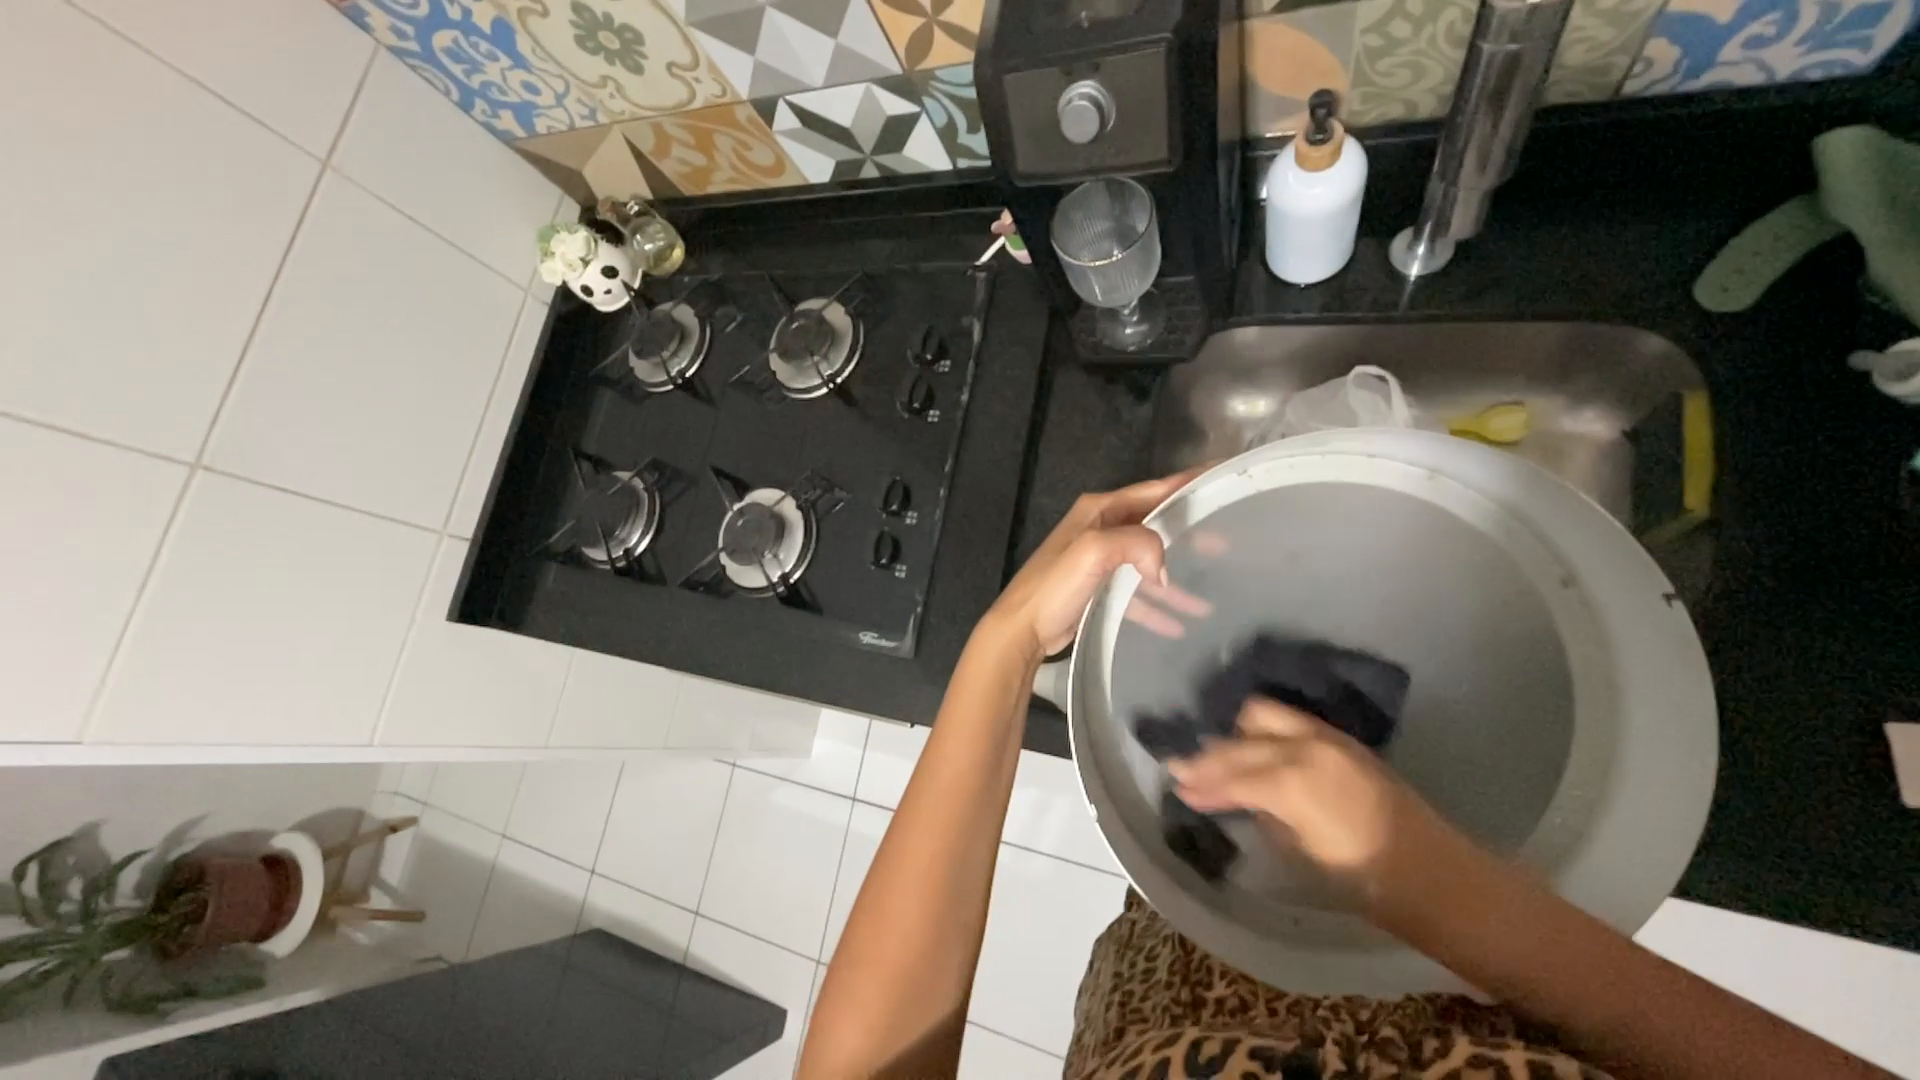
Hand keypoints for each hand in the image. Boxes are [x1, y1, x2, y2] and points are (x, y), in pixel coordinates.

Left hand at [983, 468, 1209, 660]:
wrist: (1020, 629)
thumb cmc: (1053, 587)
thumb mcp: (1093, 552)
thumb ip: (1135, 544)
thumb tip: (1163, 567)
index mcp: (1099, 511)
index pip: (1154, 489)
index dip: (1188, 483)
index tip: (1222, 479)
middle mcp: (1100, 529)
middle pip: (1155, 526)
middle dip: (1189, 534)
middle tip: (1227, 544)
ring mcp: (1098, 561)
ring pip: (1148, 564)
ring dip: (1177, 580)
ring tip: (1210, 597)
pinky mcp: (1097, 591)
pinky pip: (1135, 595)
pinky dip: (1158, 607)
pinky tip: (1181, 623)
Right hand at [1169, 698, 1466, 907]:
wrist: (1431, 873)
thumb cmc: (1360, 876)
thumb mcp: (1298, 849)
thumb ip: (1262, 813)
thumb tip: (1234, 797)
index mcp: (1290, 780)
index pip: (1232, 775)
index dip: (1202, 782)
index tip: (1177, 785)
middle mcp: (1304, 746)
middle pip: (1241, 741)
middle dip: (1209, 755)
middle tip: (1181, 765)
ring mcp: (1326, 737)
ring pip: (1263, 715)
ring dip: (1236, 733)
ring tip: (1215, 752)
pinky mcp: (1342, 740)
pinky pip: (1289, 721)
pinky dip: (1263, 730)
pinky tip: (1250, 743)